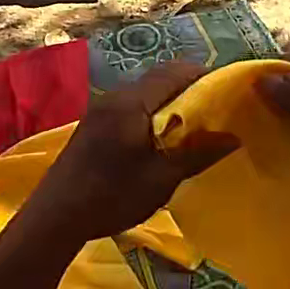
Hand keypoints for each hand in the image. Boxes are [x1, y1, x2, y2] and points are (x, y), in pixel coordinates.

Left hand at [22, 62, 234, 243]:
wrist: (56, 216)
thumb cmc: (112, 195)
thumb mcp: (162, 178)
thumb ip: (197, 153)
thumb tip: (233, 137)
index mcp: (132, 102)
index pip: (175, 71)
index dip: (205, 76)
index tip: (229, 93)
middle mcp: (114, 97)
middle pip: (159, 80)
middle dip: (190, 91)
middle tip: (216, 113)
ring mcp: (100, 111)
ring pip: (144, 95)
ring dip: (170, 105)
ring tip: (194, 129)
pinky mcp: (93, 127)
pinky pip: (131, 109)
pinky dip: (152, 115)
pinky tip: (162, 141)